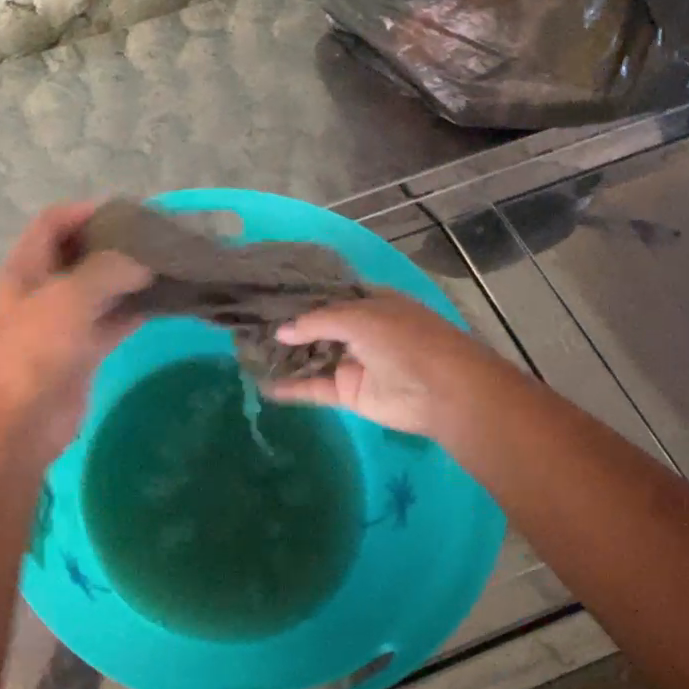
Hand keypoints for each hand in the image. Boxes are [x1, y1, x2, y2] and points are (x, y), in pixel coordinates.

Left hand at [0, 203, 151, 468]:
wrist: (16, 428)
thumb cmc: (33, 353)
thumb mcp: (68, 299)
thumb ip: (107, 270)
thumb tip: (144, 259)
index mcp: (25, 269)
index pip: (54, 223)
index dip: (87, 211)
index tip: (131, 212)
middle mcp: (41, 291)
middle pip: (79, 254)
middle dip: (115, 244)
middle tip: (159, 238)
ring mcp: (60, 324)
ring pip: (99, 290)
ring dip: (129, 278)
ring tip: (170, 266)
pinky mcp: (79, 353)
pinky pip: (110, 322)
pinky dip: (135, 310)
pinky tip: (165, 302)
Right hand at [264, 292, 520, 453]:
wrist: (442, 390)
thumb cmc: (405, 339)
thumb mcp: (358, 317)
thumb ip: (316, 322)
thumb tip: (280, 331)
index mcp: (369, 303)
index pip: (327, 296)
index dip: (299, 297)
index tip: (264, 296)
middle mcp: (359, 331)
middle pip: (315, 328)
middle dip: (286, 328)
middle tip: (247, 326)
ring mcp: (353, 363)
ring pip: (312, 358)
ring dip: (284, 357)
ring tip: (247, 353)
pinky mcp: (348, 393)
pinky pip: (314, 388)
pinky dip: (291, 388)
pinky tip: (263, 386)